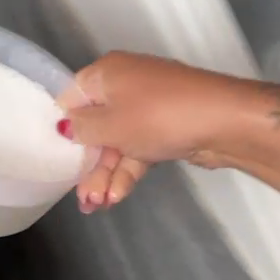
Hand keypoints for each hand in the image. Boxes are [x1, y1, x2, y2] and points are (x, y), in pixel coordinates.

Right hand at [56, 52, 267, 209]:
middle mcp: (125, 85)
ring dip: (106, 175)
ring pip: (117, 143)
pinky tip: (118, 196)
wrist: (223, 121)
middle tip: (83, 197)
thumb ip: (80, 128)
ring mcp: (148, 107)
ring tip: (97, 206)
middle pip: (95, 127)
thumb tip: (63, 125)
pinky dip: (127, 171)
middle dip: (88, 165)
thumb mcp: (109, 125)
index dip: (63, 127)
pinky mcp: (165, 127)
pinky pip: (138, 149)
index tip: (56, 156)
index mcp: (106, 74)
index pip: (72, 98)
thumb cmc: (156, 116)